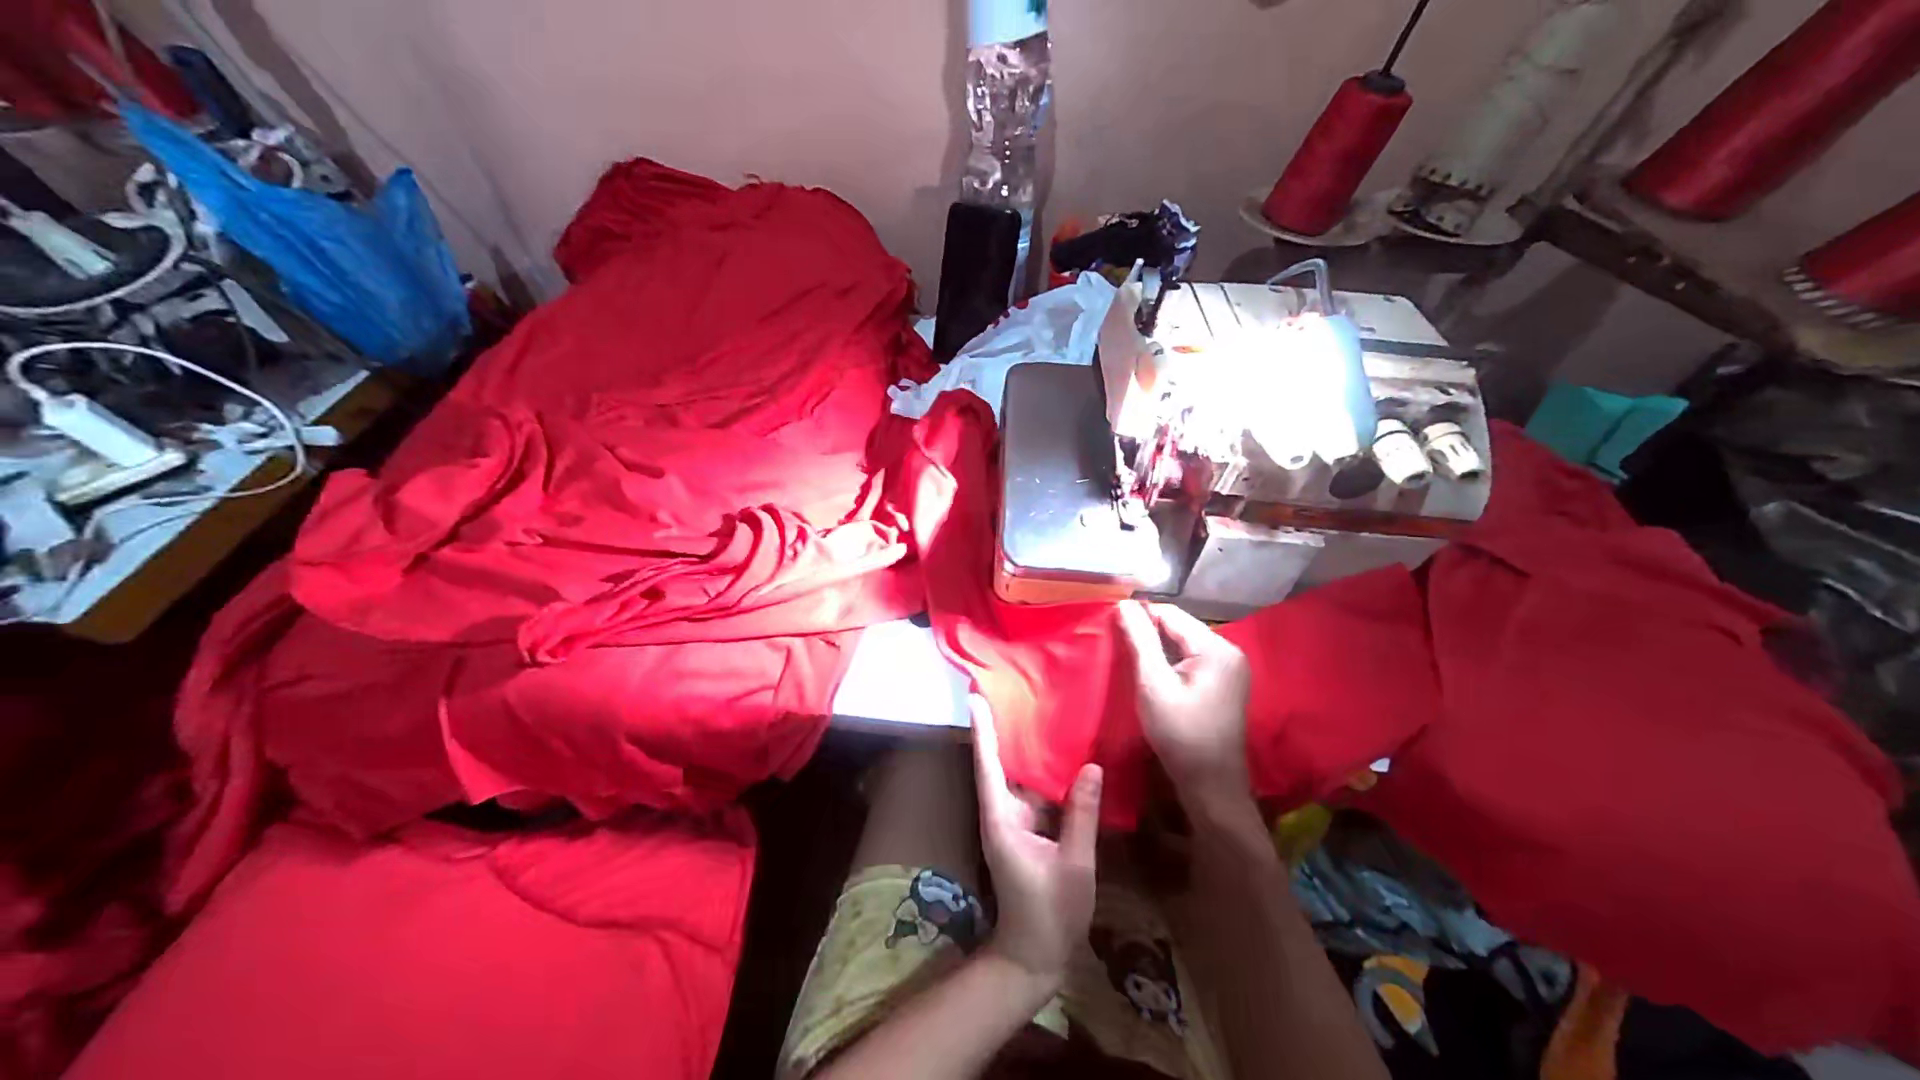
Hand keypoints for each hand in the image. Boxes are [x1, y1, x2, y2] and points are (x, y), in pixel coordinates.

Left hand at [970, 695, 1100, 985]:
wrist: (1034, 954)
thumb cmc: (1050, 912)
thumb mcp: (1075, 864)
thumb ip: (1082, 815)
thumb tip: (1091, 767)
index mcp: (1002, 819)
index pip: (988, 766)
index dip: (983, 731)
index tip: (974, 697)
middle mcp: (1002, 814)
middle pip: (1000, 764)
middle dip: (1005, 728)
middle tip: (1015, 688)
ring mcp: (1013, 823)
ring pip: (1019, 778)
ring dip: (1027, 748)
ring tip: (1040, 710)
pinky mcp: (1026, 831)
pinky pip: (1034, 794)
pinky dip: (1045, 773)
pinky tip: (1062, 755)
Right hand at [1117, 601, 1251, 804]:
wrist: (1211, 784)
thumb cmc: (1180, 734)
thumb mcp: (1153, 684)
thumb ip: (1140, 641)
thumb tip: (1124, 603)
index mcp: (1216, 648)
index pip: (1170, 614)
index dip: (1139, 617)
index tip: (1111, 629)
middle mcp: (1230, 650)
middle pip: (1179, 627)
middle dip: (1149, 634)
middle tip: (1119, 649)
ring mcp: (1232, 667)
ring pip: (1184, 643)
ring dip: (1159, 649)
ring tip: (1133, 662)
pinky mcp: (1226, 683)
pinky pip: (1193, 659)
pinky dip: (1172, 662)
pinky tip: (1155, 677)